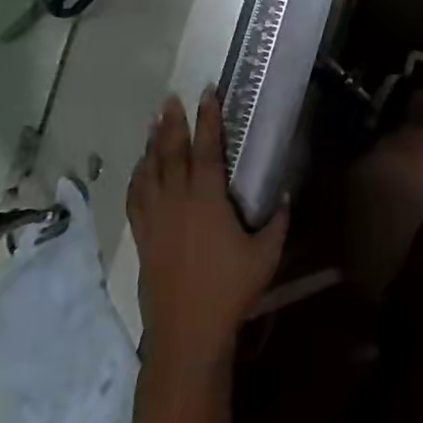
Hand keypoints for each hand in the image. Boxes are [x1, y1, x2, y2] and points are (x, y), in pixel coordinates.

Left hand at [127, 89, 287, 369]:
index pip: (206, 148)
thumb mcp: (266, 254)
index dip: (207, 119)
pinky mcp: (142, 234)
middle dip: (173, 122)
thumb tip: (287, 195)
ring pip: (149, 169)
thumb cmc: (230, 289)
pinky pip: (135, 195)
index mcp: (207, 198)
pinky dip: (137, 175)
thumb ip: (279, 221)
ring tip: (154, 122)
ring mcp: (154, 216)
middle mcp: (176, 199)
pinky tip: (139, 168)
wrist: (186, 329)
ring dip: (152, 142)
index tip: (207, 93)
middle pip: (171, 151)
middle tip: (171, 98)